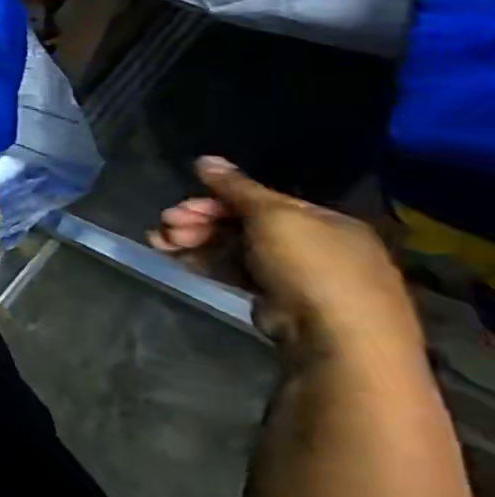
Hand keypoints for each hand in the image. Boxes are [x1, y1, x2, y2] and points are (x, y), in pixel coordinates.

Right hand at [151, 156, 422, 357]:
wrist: (337, 338)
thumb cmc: (311, 266)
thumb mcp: (272, 216)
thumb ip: (236, 187)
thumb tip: (205, 158)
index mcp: (323, 221)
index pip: (258, 200)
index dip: (214, 200)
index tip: (180, 206)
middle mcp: (313, 243)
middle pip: (240, 222)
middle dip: (197, 221)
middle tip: (166, 226)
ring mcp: (296, 273)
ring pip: (232, 246)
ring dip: (193, 240)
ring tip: (160, 243)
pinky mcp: (277, 298)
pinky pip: (234, 270)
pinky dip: (205, 261)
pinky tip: (178, 260)